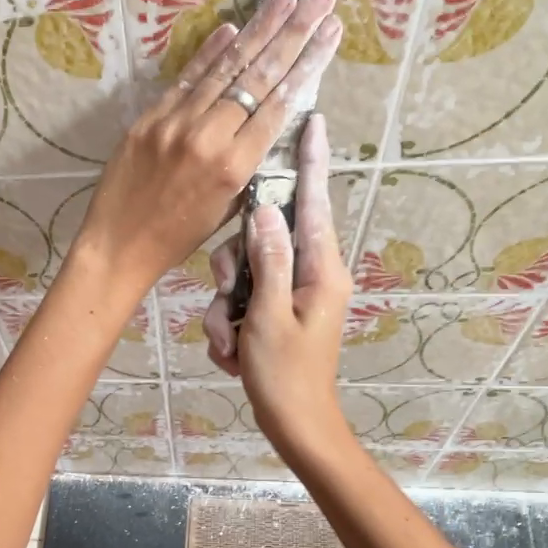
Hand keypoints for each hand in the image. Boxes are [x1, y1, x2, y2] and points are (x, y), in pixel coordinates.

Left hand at [69, 0, 341, 292]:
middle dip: (293, 32)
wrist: (118, 246)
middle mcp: (208, 138)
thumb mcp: (227, 207)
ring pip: (223, 69)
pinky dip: (209, 53)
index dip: (308, 64)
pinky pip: (185, 79)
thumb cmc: (178, 237)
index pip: (280, 105)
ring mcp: (174, 124)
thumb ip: (250, 163)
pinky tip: (232, 27)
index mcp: (234, 167)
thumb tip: (270, 119)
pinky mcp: (148, 119)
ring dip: (258, 29)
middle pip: (258, 76)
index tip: (330, 32)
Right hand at [202, 113, 351, 462]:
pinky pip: (241, 301)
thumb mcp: (268, 315)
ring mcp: (292, 295)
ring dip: (225, 308)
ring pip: (244, 273)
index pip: (314, 203)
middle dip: (233, 269)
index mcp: (322, 270)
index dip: (310, 161)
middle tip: (227, 301)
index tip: (310, 121)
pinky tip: (232, 352)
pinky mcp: (275, 313)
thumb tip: (263, 208)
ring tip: (230, 342)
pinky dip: (229, 326)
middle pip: (263, 239)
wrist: (294, 425)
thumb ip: (267, 258)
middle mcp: (312, 275)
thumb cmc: (285, 375)